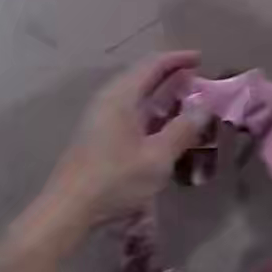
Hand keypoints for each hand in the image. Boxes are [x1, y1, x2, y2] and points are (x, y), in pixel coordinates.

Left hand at [38, 51, 214, 228]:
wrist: (66, 212)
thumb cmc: (115, 180)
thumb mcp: (158, 157)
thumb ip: (183, 129)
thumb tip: (204, 106)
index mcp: (121, 96)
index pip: (153, 64)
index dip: (178, 59)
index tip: (201, 59)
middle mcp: (108, 99)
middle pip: (142, 76)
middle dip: (170, 75)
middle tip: (197, 81)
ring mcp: (100, 117)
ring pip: (135, 95)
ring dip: (160, 95)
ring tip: (184, 103)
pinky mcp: (97, 135)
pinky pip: (129, 110)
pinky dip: (149, 110)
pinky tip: (161, 127)